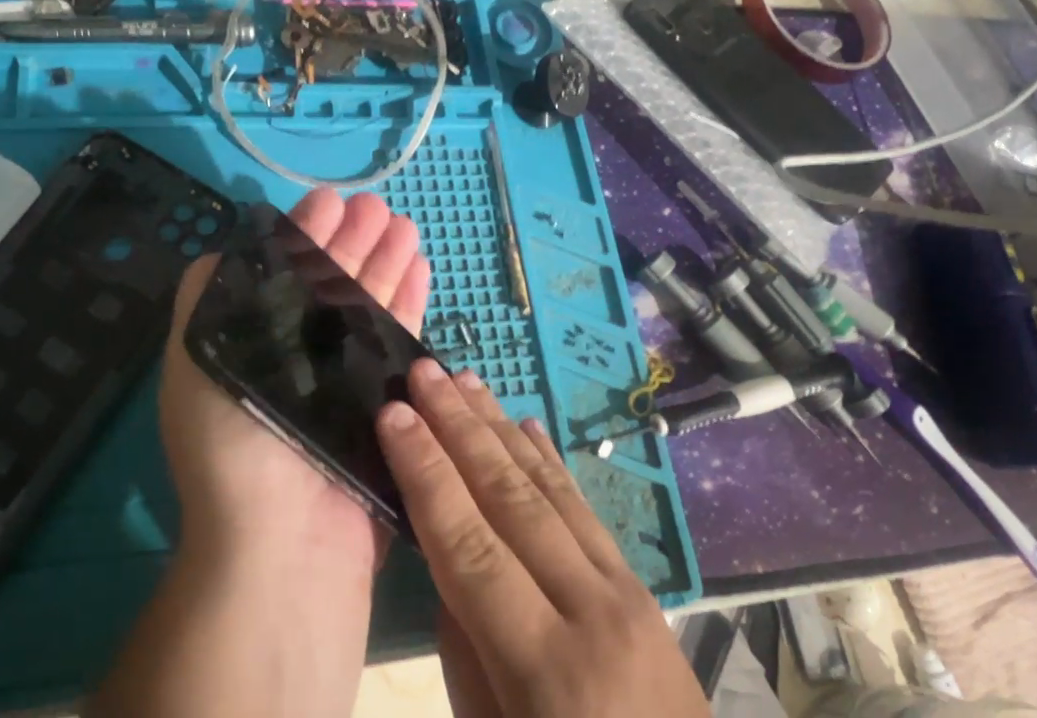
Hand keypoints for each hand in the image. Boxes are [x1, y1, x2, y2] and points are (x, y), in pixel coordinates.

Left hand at [160, 188, 431, 570]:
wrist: (284, 542)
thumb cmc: (234, 442)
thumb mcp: (195, 359)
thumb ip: (206, 299)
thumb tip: (223, 249)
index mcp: (252, 344)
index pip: (283, 275)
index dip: (306, 235)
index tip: (329, 199)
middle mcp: (296, 358)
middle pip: (331, 285)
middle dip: (352, 241)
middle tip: (377, 206)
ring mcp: (342, 380)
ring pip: (368, 305)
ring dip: (385, 262)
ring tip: (403, 224)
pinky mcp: (383, 403)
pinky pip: (399, 340)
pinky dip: (409, 302)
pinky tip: (419, 268)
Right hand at [376, 360, 708, 717]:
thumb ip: (464, 647)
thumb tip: (446, 560)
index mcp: (545, 666)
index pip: (469, 544)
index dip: (426, 473)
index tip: (393, 414)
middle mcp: (592, 612)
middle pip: (513, 499)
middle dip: (460, 427)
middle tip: (423, 370)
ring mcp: (627, 596)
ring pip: (552, 492)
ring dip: (500, 429)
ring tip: (465, 380)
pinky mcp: (644, 592)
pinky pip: (587, 512)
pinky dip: (551, 463)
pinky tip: (527, 428)